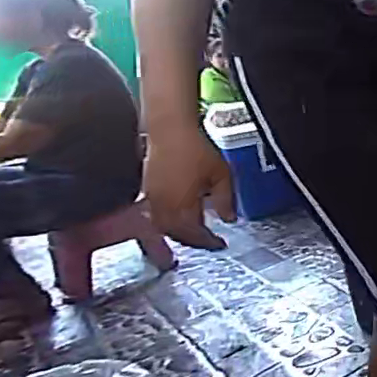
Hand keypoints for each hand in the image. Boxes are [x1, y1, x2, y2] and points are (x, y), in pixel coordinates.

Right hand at [143, 122, 234, 249]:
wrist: (170, 132)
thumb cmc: (197, 151)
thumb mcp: (221, 175)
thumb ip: (225, 200)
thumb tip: (230, 220)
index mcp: (181, 205)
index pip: (194, 233)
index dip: (208, 241)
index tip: (221, 244)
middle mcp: (162, 206)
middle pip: (176, 234)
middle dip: (194, 241)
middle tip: (210, 242)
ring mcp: (151, 199)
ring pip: (163, 227)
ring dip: (179, 234)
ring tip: (197, 234)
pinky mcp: (146, 191)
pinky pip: (155, 216)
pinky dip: (169, 223)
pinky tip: (181, 219)